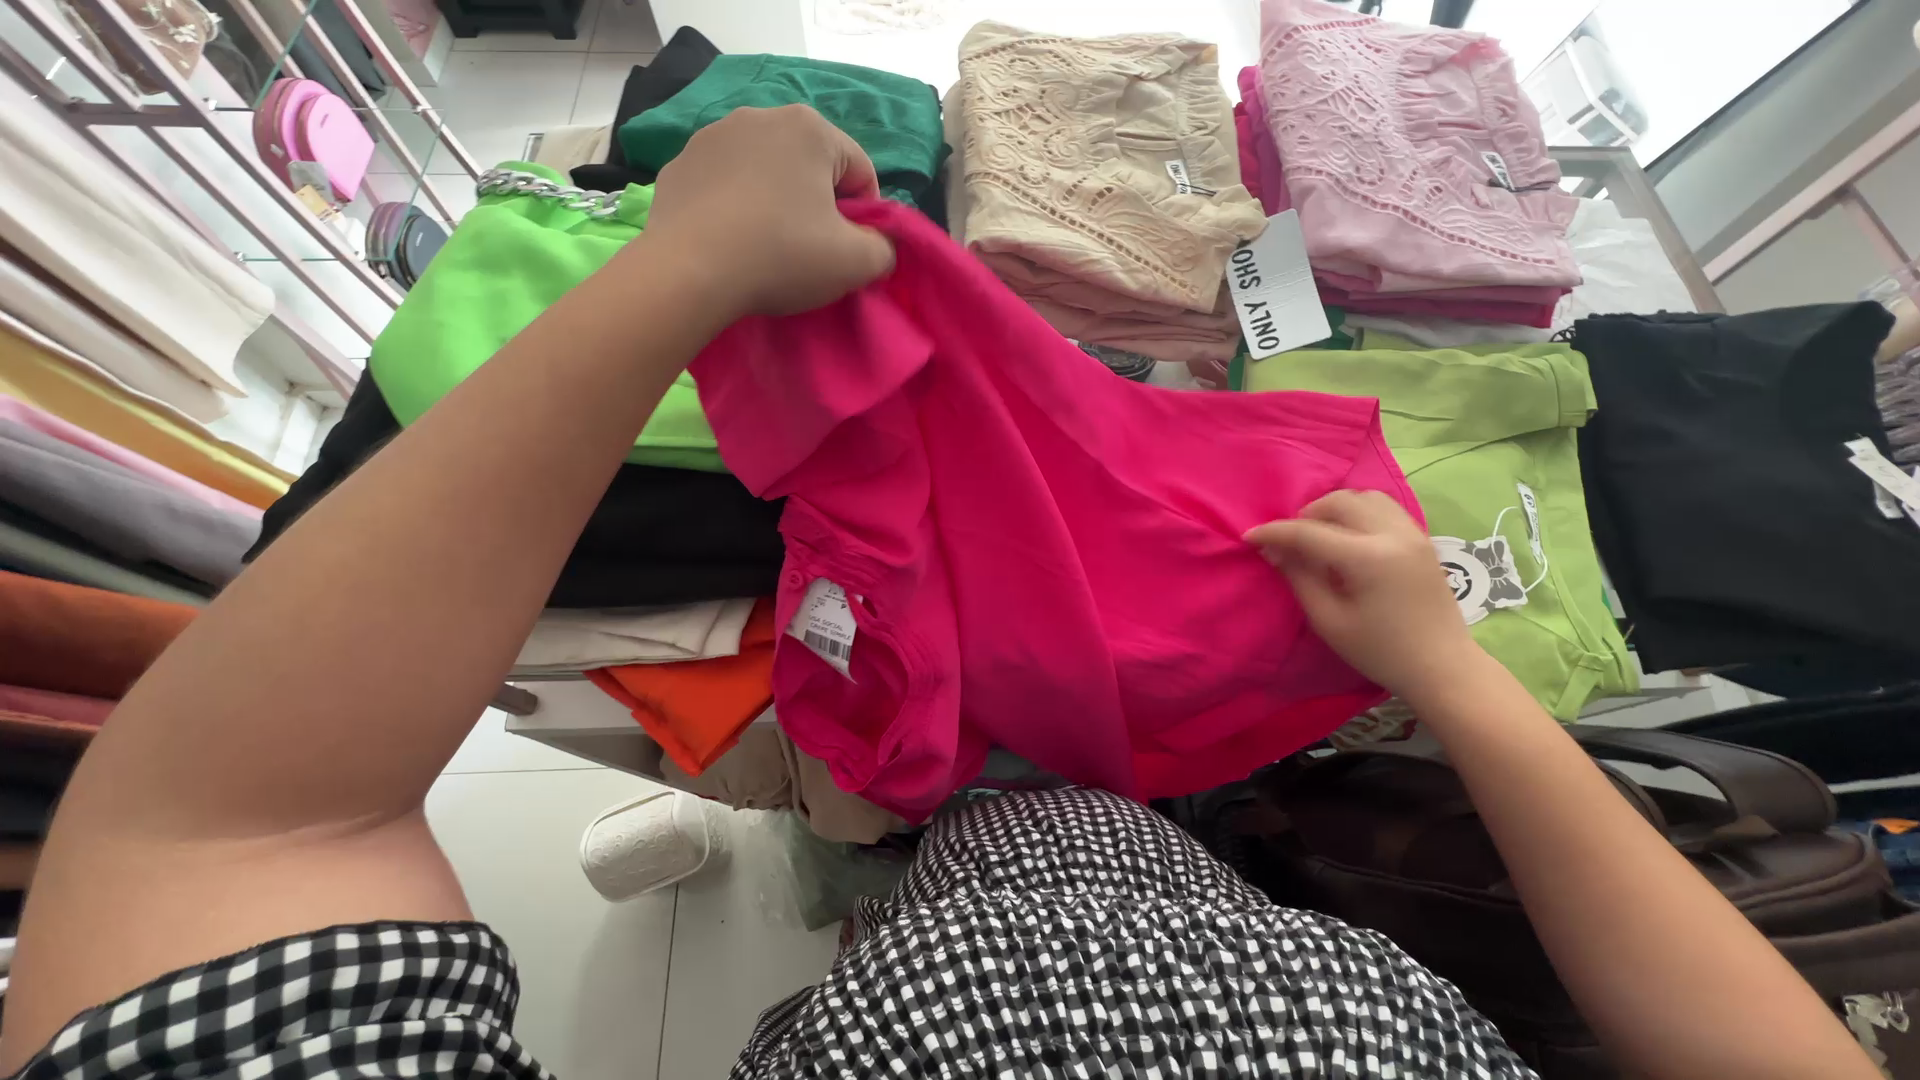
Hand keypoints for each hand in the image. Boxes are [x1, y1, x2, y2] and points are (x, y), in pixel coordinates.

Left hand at [637, 104, 895, 317]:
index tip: (847, 250)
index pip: (861, 171)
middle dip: (817, 206)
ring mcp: (713, 136)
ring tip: (766, 248)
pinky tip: (731, 242)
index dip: (864, 217)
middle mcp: (761, 116)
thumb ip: (885, 248)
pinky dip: (735, 208)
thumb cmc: (782, 256)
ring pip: (766, 173)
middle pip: (812, 168)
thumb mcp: (856, 263)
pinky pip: (725, 185)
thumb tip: (879, 243)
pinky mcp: (680, 164)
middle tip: (808, 253)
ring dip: (776, 204)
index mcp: (811, 128)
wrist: (688, 272)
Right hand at [1244, 490, 1482, 701]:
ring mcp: (1412, 533)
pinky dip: (1359, 511)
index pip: (1309, 532)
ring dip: (1334, 508)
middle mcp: (1393, 535)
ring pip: (1364, 497)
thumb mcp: (1328, 620)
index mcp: (1367, 559)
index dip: (1274, 532)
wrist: (1442, 666)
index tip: (1249, 537)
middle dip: (1306, 516)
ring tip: (1320, 535)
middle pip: (1338, 502)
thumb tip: (1274, 550)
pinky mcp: (1421, 539)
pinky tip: (1347, 536)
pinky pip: (1384, 507)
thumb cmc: (1380, 651)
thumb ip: (1299, 577)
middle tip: (1290, 542)